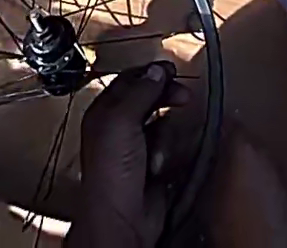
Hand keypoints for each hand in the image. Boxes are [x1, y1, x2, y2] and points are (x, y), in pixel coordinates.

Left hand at [67, 61, 190, 247]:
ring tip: (159, 150)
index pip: (128, 80)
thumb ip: (141, 92)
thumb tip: (156, 70)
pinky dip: (166, 152)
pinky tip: (159, 165)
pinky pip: (166, 146)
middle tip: (182, 95)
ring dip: (163, 134)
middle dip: (164, 96)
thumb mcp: (123, 120)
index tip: (170, 69)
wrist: (122, 219)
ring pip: (159, 122)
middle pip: (146, 98)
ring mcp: (134, 146)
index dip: (149, 72)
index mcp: (104, 110)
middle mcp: (117, 125)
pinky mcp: (151, 164)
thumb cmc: (113, 169)